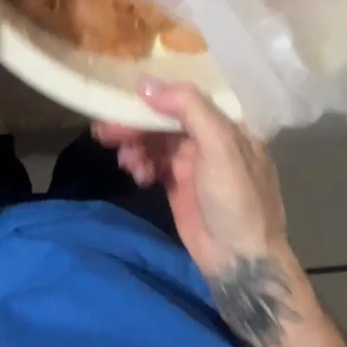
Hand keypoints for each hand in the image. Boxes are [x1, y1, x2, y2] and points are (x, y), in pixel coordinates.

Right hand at [93, 78, 292, 276]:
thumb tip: (146, 84)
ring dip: (135, 145)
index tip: (124, 98)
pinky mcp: (177, 183)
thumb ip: (189, 109)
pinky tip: (138, 176)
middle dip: (135, 123)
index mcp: (227, 124)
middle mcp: (209, 138)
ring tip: (126, 163)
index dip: (155, 95)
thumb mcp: (221, 148)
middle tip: (105, 132)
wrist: (240, 263)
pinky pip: (151, 162)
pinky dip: (140, 164)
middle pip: (164, 119)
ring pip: (154, 140)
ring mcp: (192, 162)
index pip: (186, 98)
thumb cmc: (237, 200)